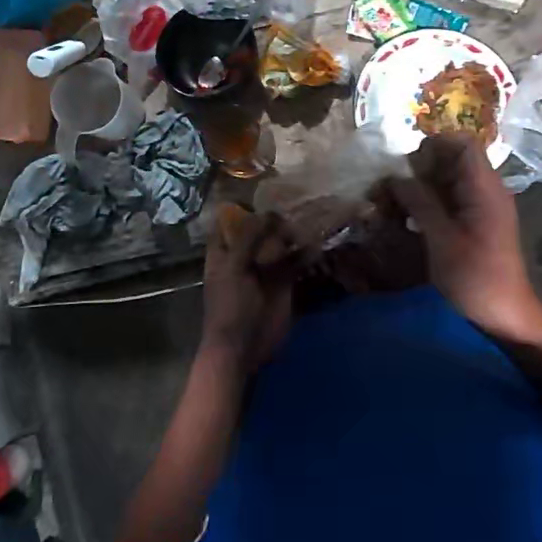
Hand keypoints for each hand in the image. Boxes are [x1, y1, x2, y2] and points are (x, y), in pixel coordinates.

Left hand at [200, 203, 294, 372]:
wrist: (243, 347)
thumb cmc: (230, 306)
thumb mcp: (234, 268)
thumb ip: (248, 239)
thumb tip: (267, 213)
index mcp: (224, 252)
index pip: (230, 222)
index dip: (243, 208)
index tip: (263, 193)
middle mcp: (244, 256)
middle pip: (260, 231)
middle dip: (275, 220)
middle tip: (295, 203)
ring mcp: (265, 270)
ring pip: (280, 245)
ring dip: (293, 235)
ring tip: (309, 220)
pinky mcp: (284, 285)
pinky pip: (296, 264)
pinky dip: (306, 254)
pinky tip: (317, 244)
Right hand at [384, 134, 541, 343]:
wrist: (505, 316)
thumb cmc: (475, 277)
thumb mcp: (441, 239)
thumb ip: (419, 202)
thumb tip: (395, 177)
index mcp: (484, 188)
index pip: (463, 144)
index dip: (434, 145)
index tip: (408, 166)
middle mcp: (485, 190)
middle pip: (450, 159)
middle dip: (417, 169)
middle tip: (391, 190)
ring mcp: (480, 206)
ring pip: (445, 180)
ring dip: (417, 188)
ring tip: (392, 207)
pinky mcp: (473, 222)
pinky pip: (447, 199)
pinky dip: (425, 203)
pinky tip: (406, 221)